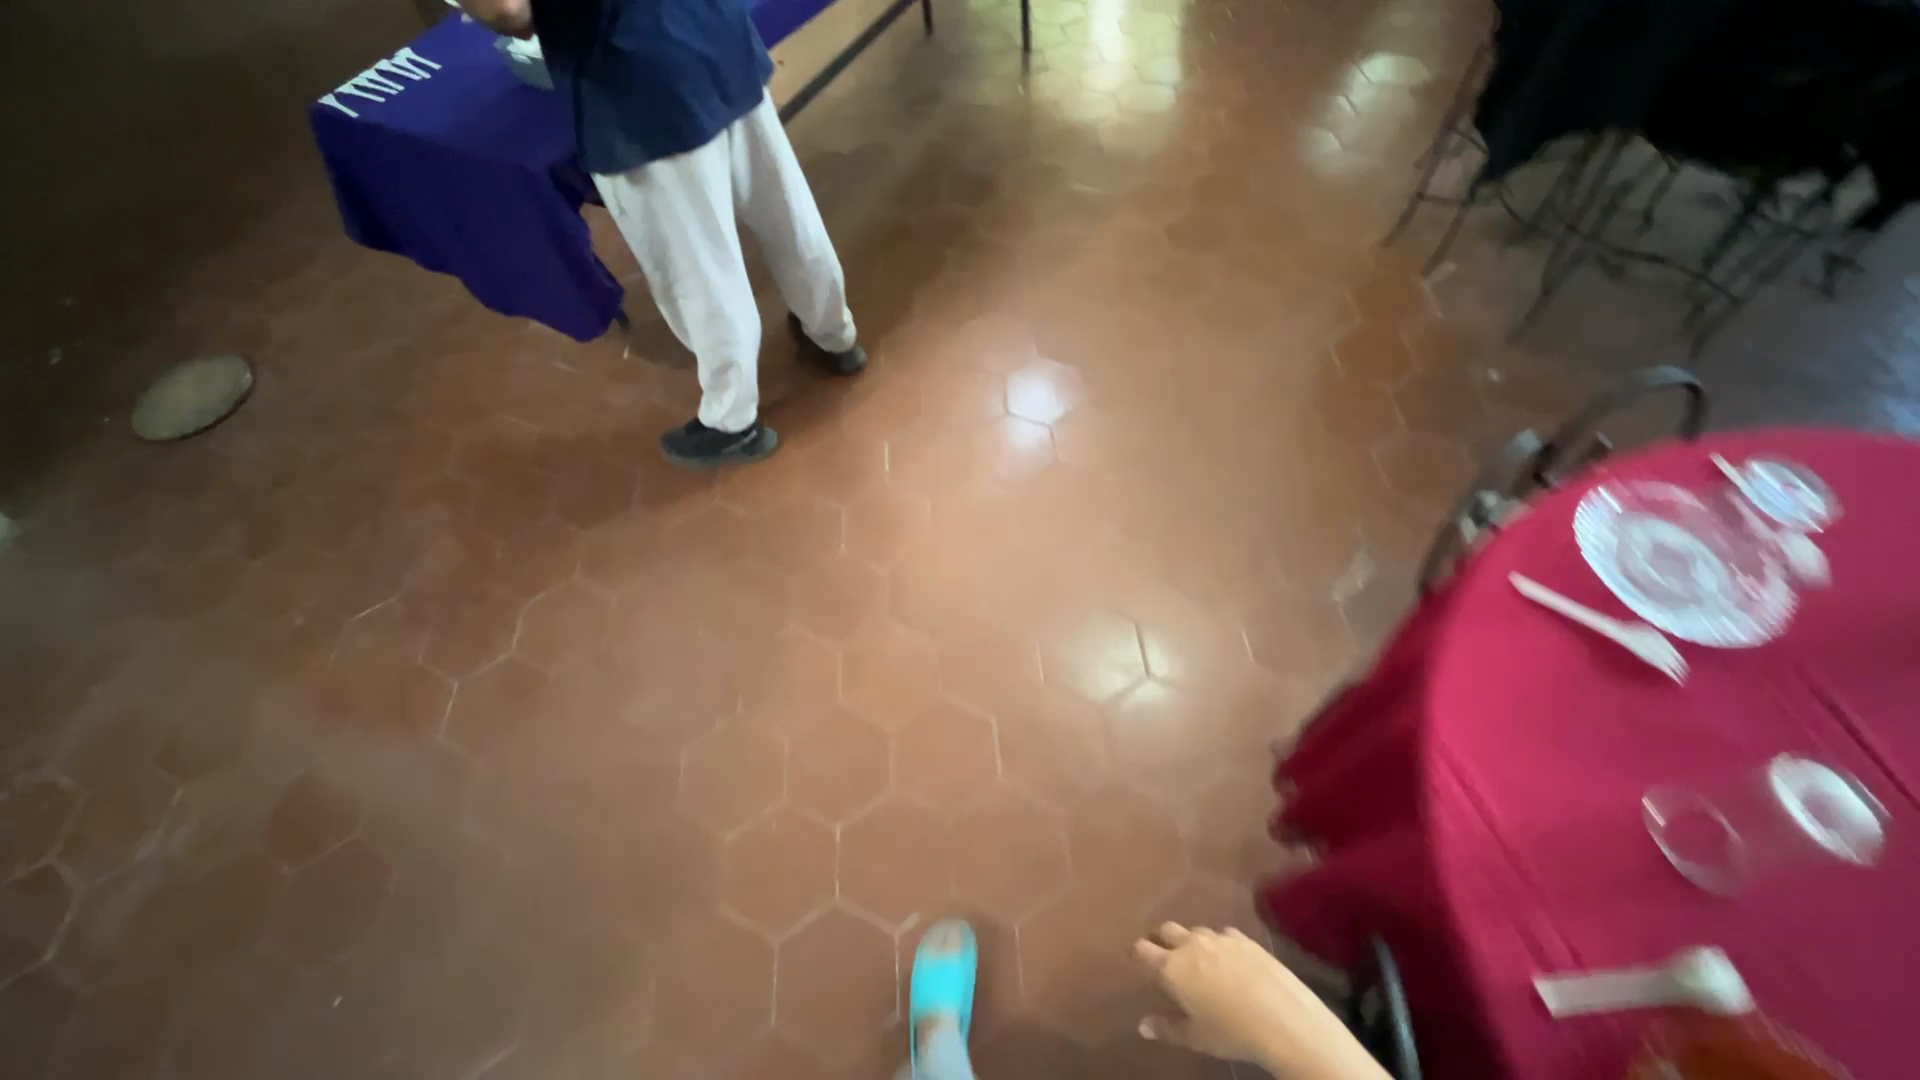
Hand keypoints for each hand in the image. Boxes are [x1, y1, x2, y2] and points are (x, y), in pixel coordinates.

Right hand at [1133, 922, 1389, 1079]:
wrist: (1283, 1018)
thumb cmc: (1231, 1032)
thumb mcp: (1196, 1036)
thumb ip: (1166, 1028)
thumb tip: (1142, 1025)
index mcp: (1172, 967)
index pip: (1142, 949)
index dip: (1135, 951)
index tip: (1132, 956)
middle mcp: (1191, 945)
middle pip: (1166, 930)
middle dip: (1160, 939)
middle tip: (1162, 953)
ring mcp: (1219, 938)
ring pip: (1195, 931)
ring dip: (1191, 940)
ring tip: (1197, 957)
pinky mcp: (1245, 938)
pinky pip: (1223, 934)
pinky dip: (1219, 943)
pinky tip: (1229, 958)